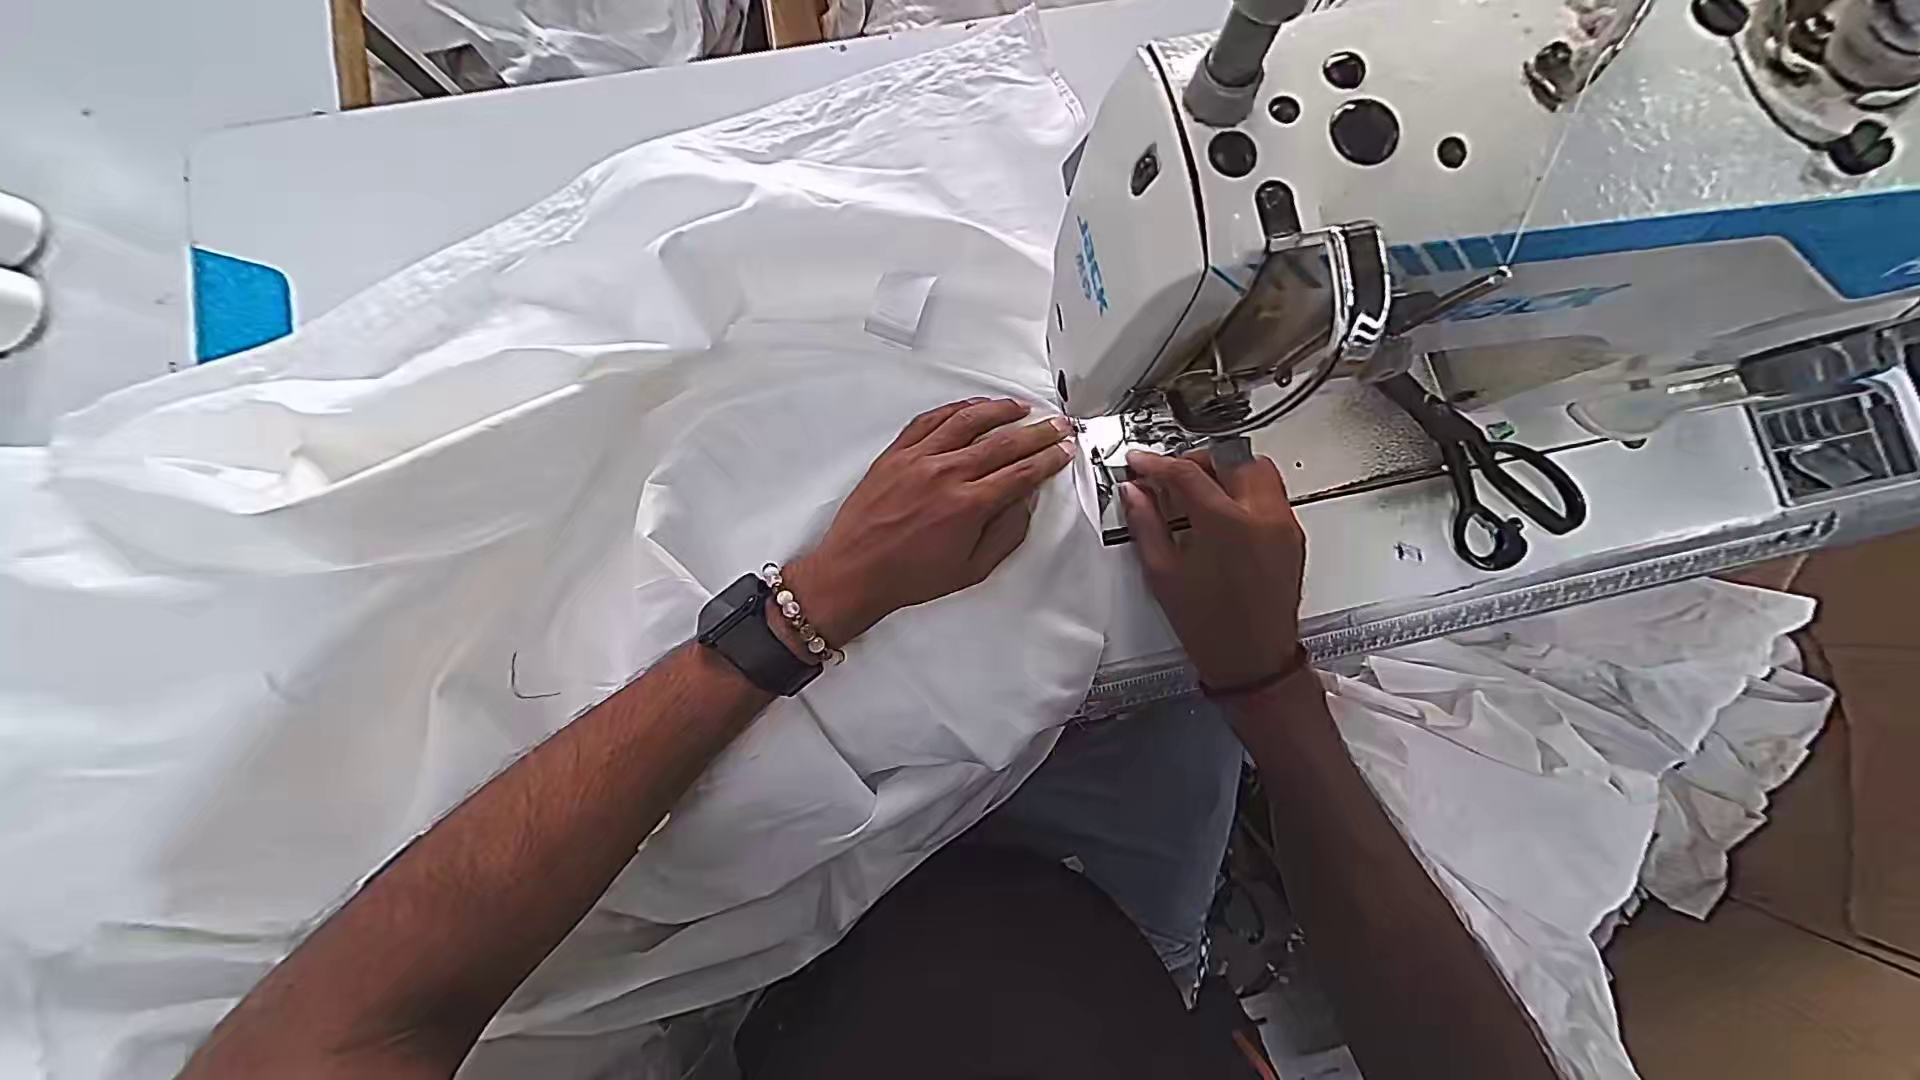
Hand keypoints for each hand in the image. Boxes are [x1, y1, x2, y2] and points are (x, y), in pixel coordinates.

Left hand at [781, 398, 1075, 646]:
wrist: (855, 572)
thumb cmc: (907, 575)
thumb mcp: (971, 569)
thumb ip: (1005, 534)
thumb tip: (1024, 504)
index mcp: (968, 506)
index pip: (1022, 471)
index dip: (1048, 458)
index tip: (1061, 451)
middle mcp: (945, 475)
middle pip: (1004, 442)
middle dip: (1037, 431)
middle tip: (1055, 425)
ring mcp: (918, 460)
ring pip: (968, 421)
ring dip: (1000, 410)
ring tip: (1019, 407)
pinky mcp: (896, 454)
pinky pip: (930, 420)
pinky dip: (955, 409)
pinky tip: (970, 407)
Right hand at [1120, 448, 1305, 688]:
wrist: (1252, 659)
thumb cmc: (1212, 627)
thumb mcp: (1163, 572)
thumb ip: (1146, 523)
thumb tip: (1134, 494)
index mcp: (1226, 524)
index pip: (1187, 473)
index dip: (1156, 463)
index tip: (1141, 464)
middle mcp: (1262, 517)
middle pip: (1230, 458)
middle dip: (1195, 460)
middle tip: (1169, 475)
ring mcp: (1283, 525)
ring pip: (1257, 469)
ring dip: (1224, 471)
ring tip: (1196, 491)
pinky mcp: (1293, 536)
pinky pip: (1270, 494)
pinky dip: (1243, 490)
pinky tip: (1220, 512)